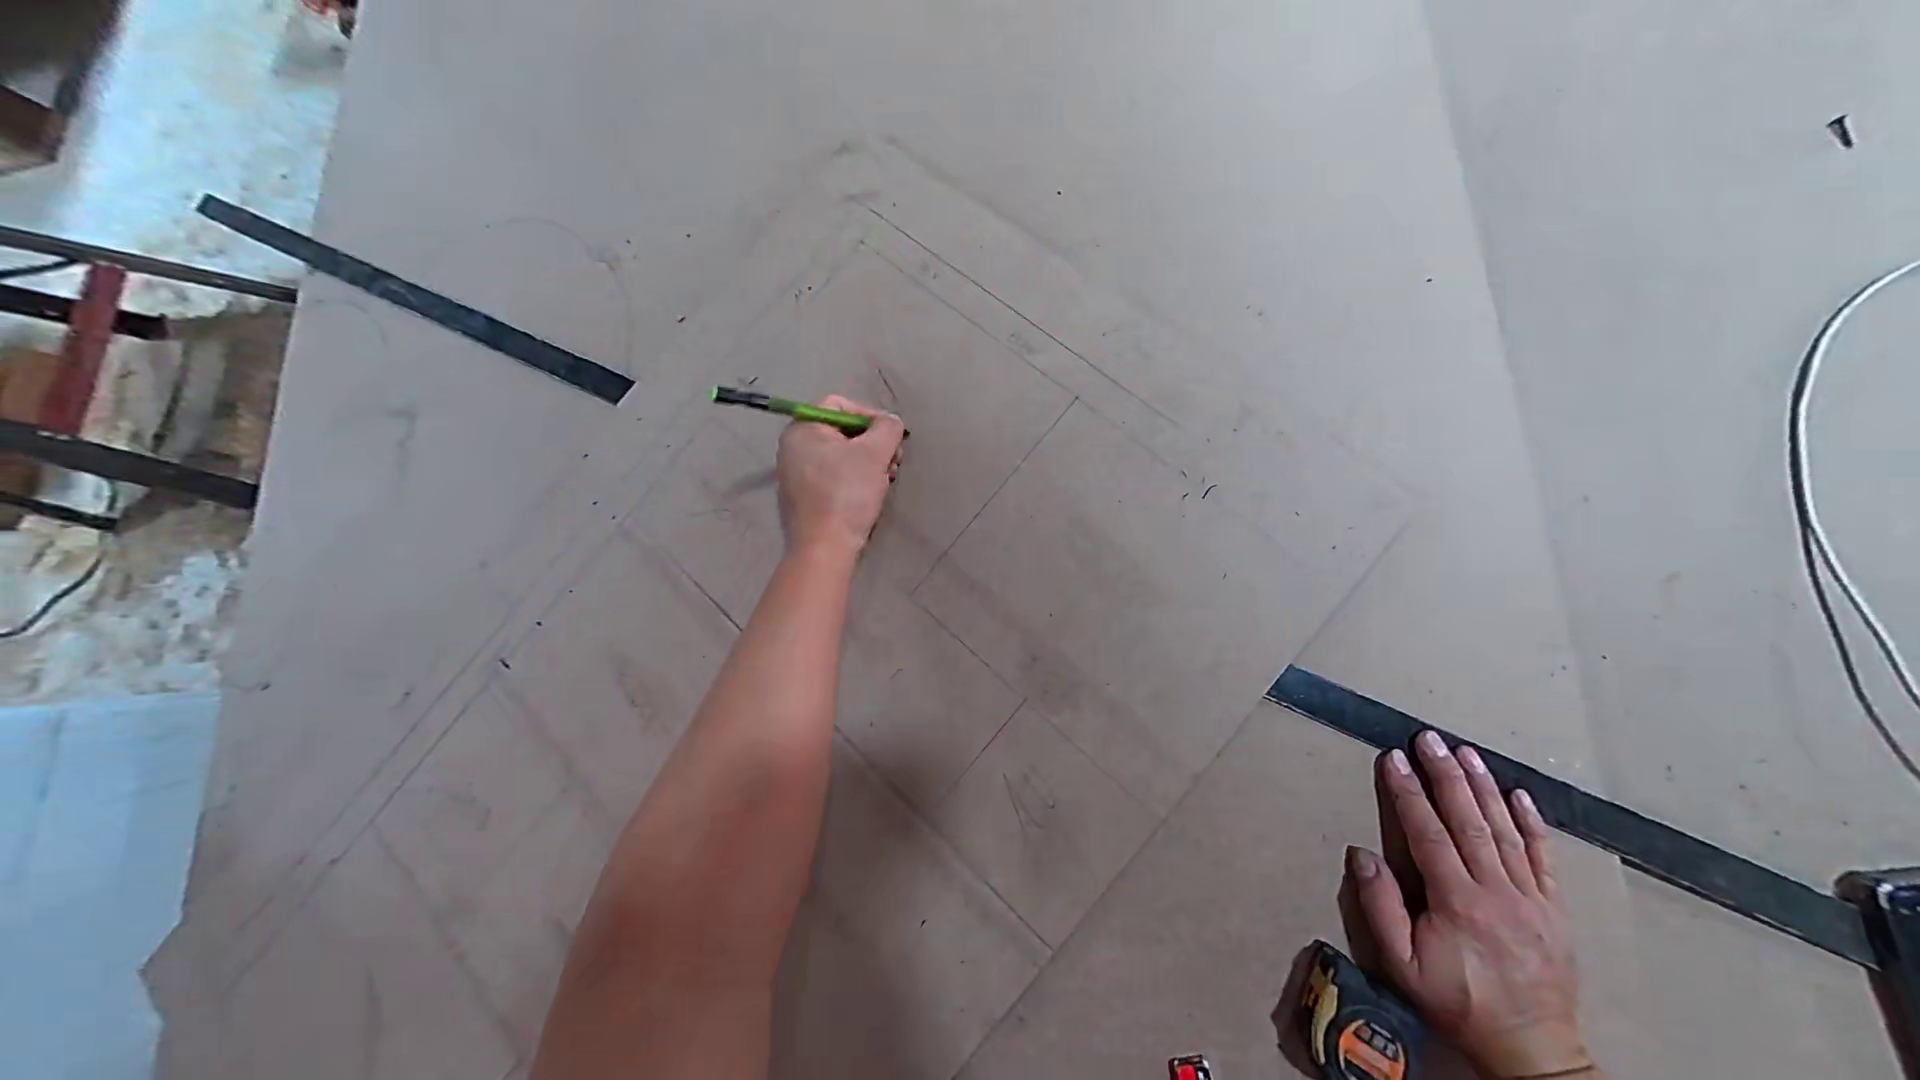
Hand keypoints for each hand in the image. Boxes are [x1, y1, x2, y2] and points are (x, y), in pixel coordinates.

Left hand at [776, 395, 905, 557]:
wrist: (825, 548)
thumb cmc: (846, 493)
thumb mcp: (874, 453)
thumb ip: (887, 428)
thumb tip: (891, 422)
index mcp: (802, 429)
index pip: (840, 404)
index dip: (870, 414)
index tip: (892, 435)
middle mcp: (794, 448)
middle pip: (843, 431)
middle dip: (874, 443)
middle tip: (894, 461)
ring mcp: (798, 475)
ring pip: (842, 456)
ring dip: (870, 463)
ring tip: (887, 479)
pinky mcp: (806, 498)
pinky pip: (835, 477)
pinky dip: (856, 480)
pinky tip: (872, 494)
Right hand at [1348, 731, 1593, 1078]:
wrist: (1534, 1051)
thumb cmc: (1457, 1003)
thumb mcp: (1402, 965)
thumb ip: (1380, 908)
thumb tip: (1362, 855)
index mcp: (1458, 902)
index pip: (1428, 833)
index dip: (1408, 793)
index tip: (1394, 759)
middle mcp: (1498, 892)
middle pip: (1468, 821)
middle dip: (1446, 775)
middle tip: (1430, 739)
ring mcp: (1532, 899)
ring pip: (1505, 831)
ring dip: (1483, 787)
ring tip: (1467, 752)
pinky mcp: (1555, 910)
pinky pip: (1543, 858)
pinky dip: (1531, 823)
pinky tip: (1519, 794)